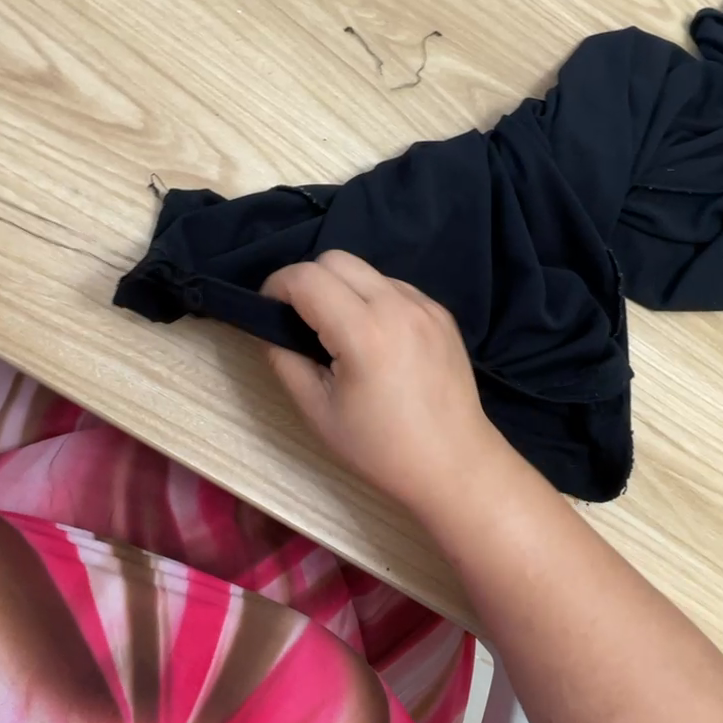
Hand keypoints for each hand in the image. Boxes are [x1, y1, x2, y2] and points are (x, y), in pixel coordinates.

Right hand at [262, 251, 514, 508]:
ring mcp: (425, 305)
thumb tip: (268, 328)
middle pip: (335, 259)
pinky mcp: (441, 313)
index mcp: (364, 332)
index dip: (276, 287)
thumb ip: (285, 360)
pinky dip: (373, 300)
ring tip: (341, 333)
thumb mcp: (318, 411)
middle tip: (300, 321)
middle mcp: (397, 305)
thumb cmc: (380, 447)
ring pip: (366, 270)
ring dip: (342, 288)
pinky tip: (376, 339)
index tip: (268, 312)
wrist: (454, 463)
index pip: (306, 278)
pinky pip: (394, 287)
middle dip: (307, 281)